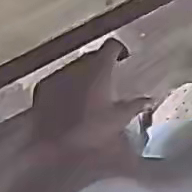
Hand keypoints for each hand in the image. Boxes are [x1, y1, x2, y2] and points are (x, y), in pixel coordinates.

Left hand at [31, 40, 151, 167]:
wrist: (52, 145)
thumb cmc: (90, 130)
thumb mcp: (118, 120)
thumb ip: (135, 106)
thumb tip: (149, 100)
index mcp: (99, 69)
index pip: (111, 45)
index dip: (119, 49)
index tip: (124, 58)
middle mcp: (77, 66)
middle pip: (92, 55)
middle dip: (101, 62)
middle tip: (109, 78)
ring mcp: (58, 75)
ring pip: (74, 66)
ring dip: (84, 73)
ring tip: (90, 91)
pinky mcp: (43, 87)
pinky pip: (59, 78)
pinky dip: (67, 84)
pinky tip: (70, 100)